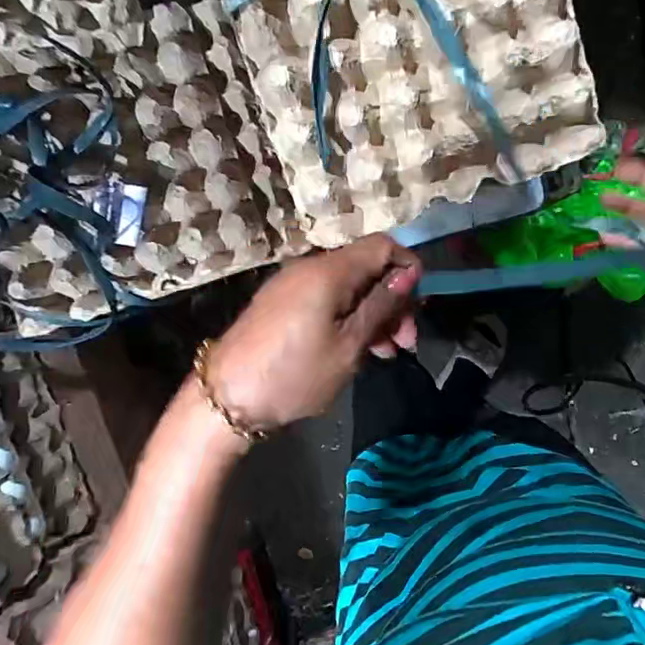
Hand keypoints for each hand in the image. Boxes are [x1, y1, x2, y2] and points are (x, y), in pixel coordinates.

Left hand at [204, 234, 420, 429]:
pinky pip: (325, 300)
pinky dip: (347, 319)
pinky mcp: (280, 304)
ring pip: (347, 288)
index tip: (418, 307)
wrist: (226, 398)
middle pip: (366, 268)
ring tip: (384, 354)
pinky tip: (355, 350)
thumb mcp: (348, 346)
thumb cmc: (295, 374)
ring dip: (372, 315)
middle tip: (405, 343)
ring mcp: (291, 285)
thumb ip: (381, 306)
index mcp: (328, 271)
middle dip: (393, 301)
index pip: (383, 245)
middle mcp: (309, 268)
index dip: (408, 268)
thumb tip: (410, 273)